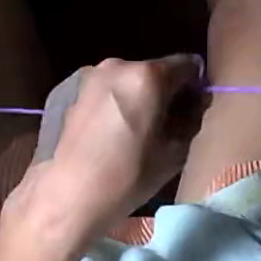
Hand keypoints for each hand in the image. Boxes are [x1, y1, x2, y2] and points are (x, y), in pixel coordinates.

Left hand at [4, 55, 202, 247]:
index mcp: (147, 76)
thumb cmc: (126, 177)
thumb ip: (191, 119)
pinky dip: (110, 105)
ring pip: (125, 81)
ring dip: (135, 98)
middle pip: (153, 71)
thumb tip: (195, 103)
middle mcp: (116, 66)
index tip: (192, 111)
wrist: (66, 195)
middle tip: (162, 127)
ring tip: (130, 134)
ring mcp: (86, 76)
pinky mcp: (64, 90)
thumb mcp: (174, 153)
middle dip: (163, 93)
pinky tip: (104, 135)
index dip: (195, 87)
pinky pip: (101, 92)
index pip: (187, 65)